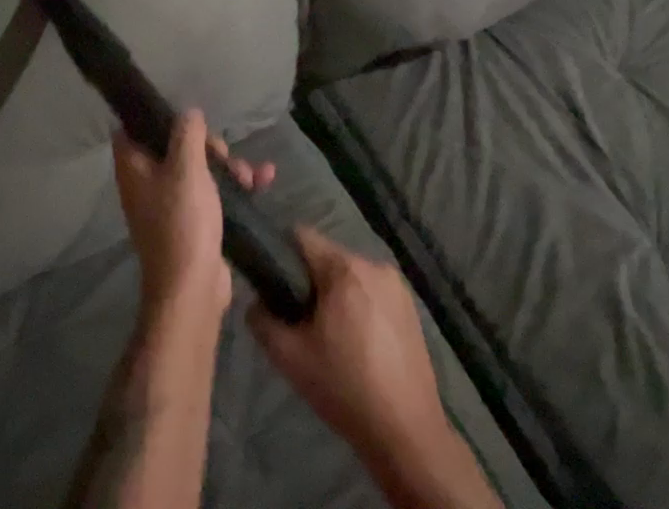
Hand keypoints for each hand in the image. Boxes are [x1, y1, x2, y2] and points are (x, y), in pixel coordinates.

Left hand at [113, 109, 275, 319]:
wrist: (193, 287)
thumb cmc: (183, 221)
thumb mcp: (186, 168)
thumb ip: (186, 134)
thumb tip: (188, 113)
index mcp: (134, 168)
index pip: (132, 130)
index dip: (154, 118)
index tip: (183, 117)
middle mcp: (147, 184)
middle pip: (175, 148)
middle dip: (208, 147)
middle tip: (222, 155)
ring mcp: (171, 205)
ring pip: (200, 170)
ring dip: (228, 167)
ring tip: (250, 177)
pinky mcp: (195, 223)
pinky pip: (215, 194)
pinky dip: (236, 186)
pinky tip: (264, 180)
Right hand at [246, 227, 452, 466]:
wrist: (406, 432)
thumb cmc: (344, 387)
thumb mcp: (288, 356)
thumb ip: (261, 319)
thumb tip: (257, 302)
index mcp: (345, 269)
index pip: (300, 236)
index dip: (278, 256)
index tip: (271, 286)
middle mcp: (375, 267)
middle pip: (326, 258)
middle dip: (306, 282)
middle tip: (297, 322)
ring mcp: (398, 288)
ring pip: (349, 277)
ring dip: (333, 297)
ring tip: (327, 338)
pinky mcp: (411, 310)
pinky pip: (371, 293)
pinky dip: (357, 308)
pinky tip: (355, 346)